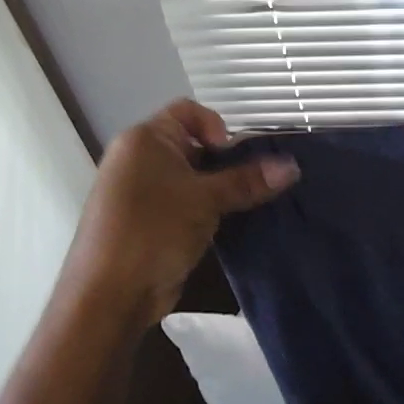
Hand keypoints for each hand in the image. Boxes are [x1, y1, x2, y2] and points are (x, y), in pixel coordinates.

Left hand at [62, 99, 296, 325]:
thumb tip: (292, 166)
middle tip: (255, 186)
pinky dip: (208, 210)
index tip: (236, 158)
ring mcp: (141, 192)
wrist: (111, 293)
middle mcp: (139, 158)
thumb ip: (248, 181)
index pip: (189, 111)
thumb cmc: (154, 230)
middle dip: (228, 162)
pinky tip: (228, 227)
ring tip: (247, 208)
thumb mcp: (206, 200)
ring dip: (221, 191)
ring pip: (193, 178)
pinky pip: (186, 204)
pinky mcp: (149, 222)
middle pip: (194, 145)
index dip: (219, 127)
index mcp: (144, 139)